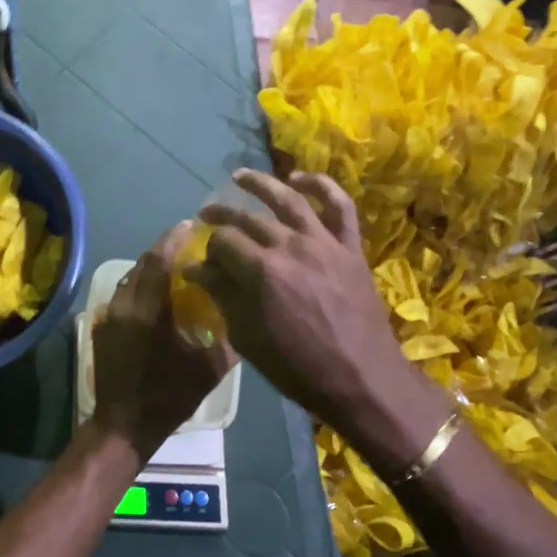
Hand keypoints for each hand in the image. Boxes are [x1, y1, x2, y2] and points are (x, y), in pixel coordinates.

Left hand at [91, 222, 236, 460]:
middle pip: (143, 263)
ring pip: (130, 278)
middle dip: (164, 248)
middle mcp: (124, 304)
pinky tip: (156, 295)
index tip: (192, 224)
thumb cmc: (169, 396)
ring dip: (151, 267)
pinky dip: (140, 286)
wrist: (123, 425)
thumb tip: (243, 313)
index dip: (175, 238)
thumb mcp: (209, 368)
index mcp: (149, 310)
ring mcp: (109, 315)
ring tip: (176, 266)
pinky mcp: (102, 327)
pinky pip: (122, 295)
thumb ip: (226, 337)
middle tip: (188, 241)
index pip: (160, 260)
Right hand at [193, 170, 451, 471]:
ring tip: (240, 176)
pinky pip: (339, 206)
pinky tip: (300, 179)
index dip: (208, 248)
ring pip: (288, 198)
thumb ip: (222, 295)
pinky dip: (321, 186)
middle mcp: (291, 246)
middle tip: (207, 215)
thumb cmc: (297, 367)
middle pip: (248, 219)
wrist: (361, 380)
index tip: (203, 260)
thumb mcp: (247, 337)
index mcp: (262, 272)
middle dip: (222, 215)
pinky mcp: (349, 247)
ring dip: (262, 183)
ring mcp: (324, 243)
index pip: (223, 241)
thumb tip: (195, 268)